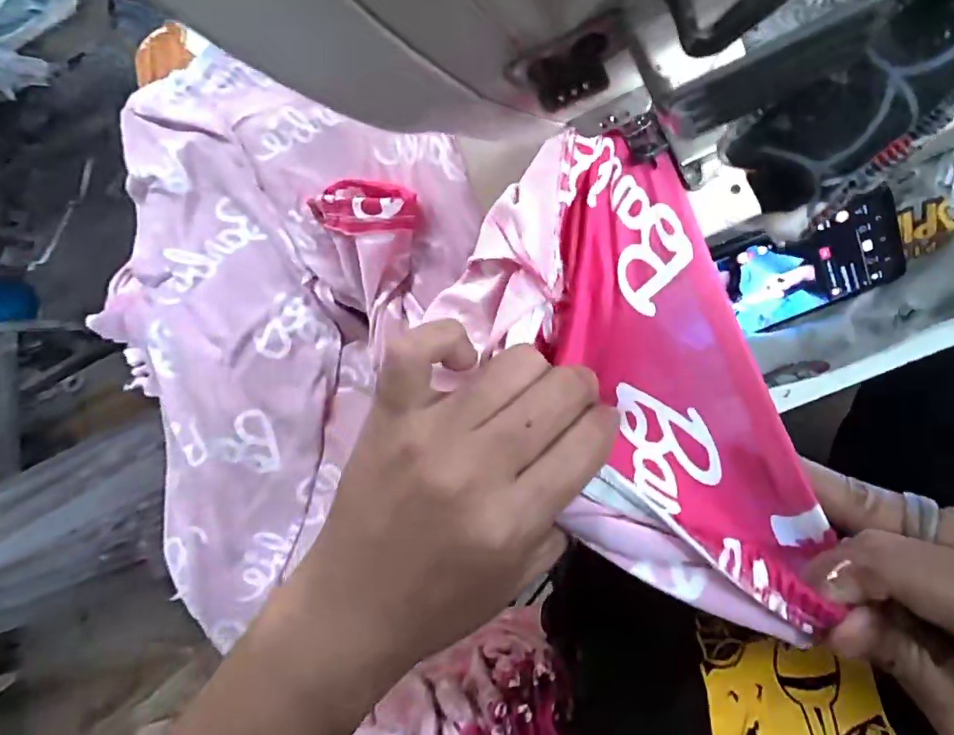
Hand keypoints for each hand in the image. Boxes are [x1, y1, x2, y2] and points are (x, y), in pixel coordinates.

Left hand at [176, 322, 617, 734]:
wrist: (347, 614)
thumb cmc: (442, 601)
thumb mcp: (524, 573)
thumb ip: (563, 510)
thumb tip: (583, 446)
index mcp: (513, 519)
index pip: (590, 439)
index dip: (606, 422)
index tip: (600, 422)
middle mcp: (477, 469)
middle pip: (561, 391)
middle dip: (581, 391)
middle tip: (568, 405)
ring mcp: (430, 435)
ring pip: (514, 363)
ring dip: (535, 371)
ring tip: (521, 391)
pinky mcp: (390, 417)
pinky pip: (417, 349)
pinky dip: (449, 339)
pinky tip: (465, 359)